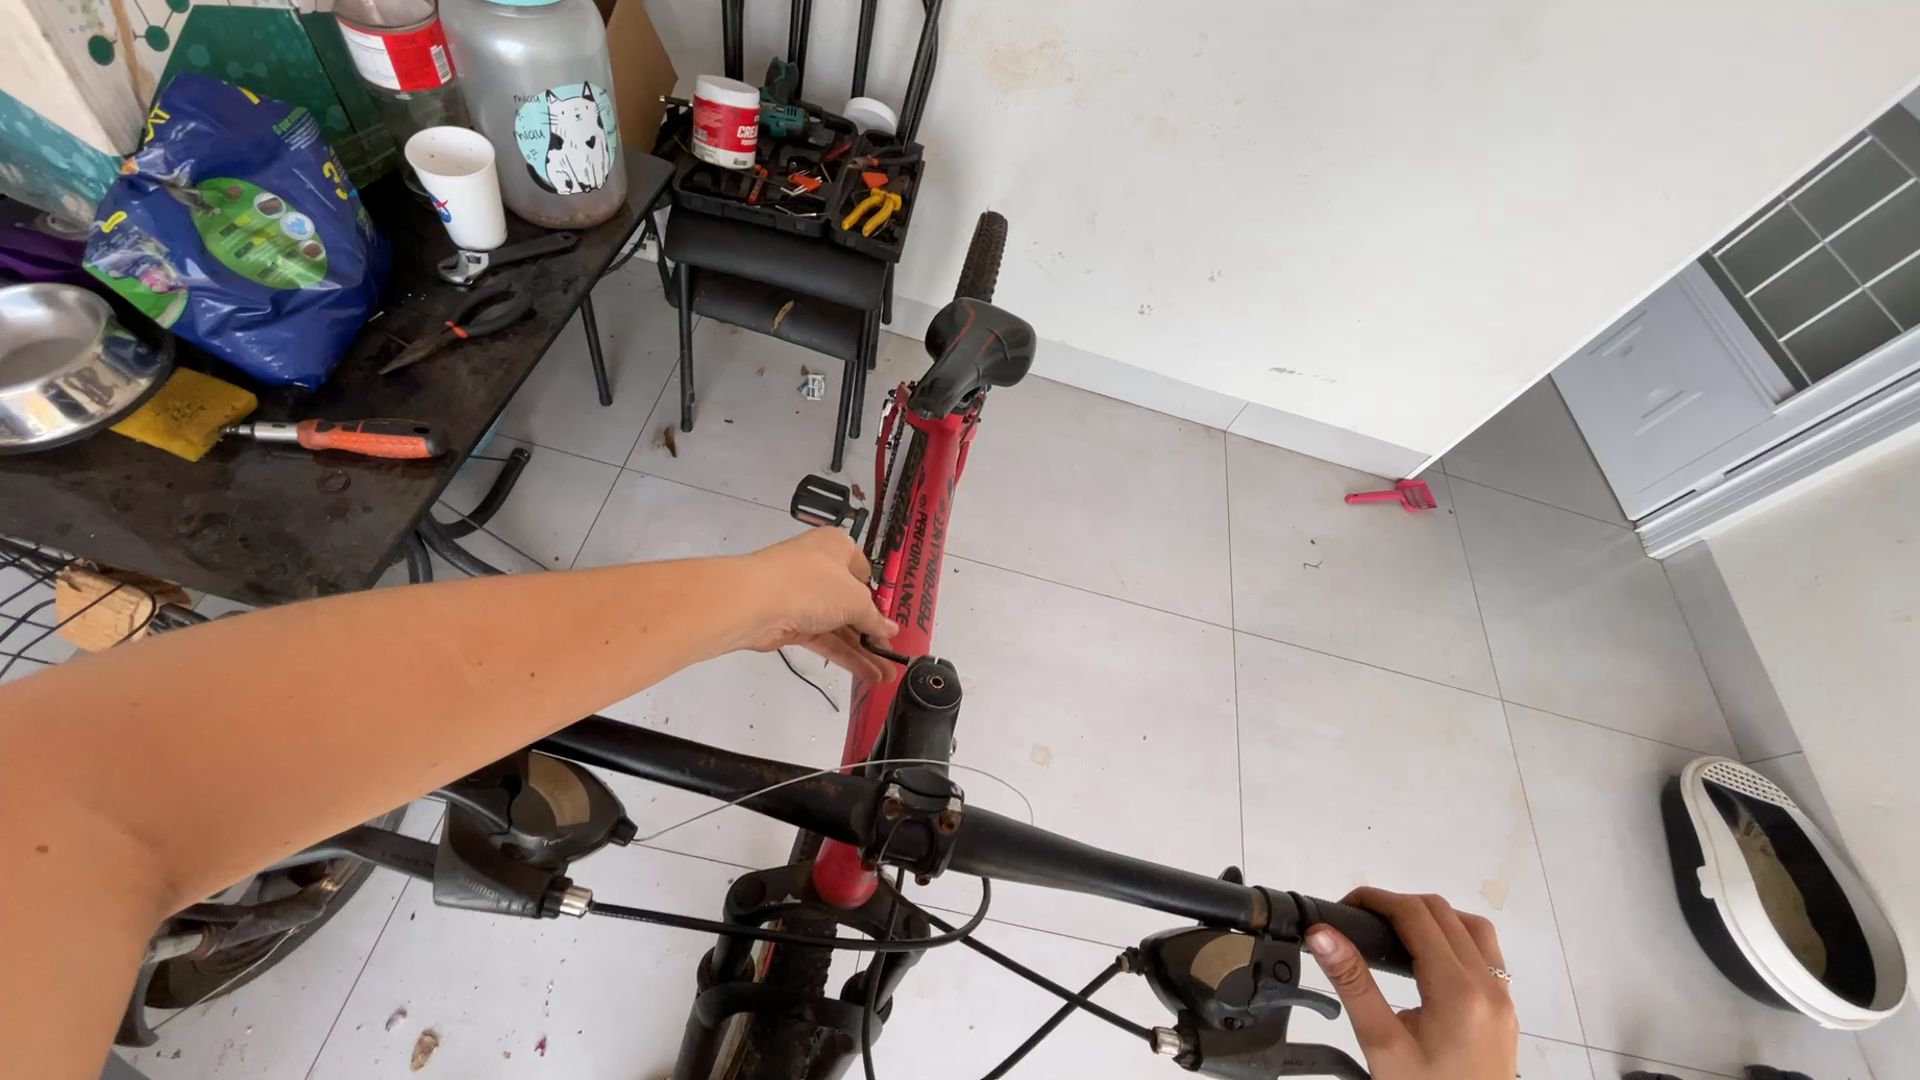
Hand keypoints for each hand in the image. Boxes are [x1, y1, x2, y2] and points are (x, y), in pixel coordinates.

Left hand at [736, 528, 898, 683]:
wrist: (753, 601)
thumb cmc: (813, 585)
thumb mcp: (855, 600)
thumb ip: (874, 618)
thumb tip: (890, 630)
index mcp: (837, 547)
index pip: (864, 571)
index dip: (878, 596)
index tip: (891, 619)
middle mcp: (821, 568)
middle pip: (853, 603)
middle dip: (874, 632)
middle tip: (894, 656)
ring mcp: (804, 597)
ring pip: (840, 626)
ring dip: (863, 651)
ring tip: (887, 675)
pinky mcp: (792, 623)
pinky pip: (825, 639)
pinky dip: (845, 656)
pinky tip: (868, 674)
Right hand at [1308, 887, 1517, 1079]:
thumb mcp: (1381, 1044)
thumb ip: (1352, 982)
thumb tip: (1320, 931)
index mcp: (1458, 990)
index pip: (1414, 914)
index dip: (1374, 899)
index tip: (1342, 909)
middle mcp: (1489, 987)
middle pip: (1441, 912)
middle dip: (1396, 904)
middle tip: (1359, 924)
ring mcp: (1504, 1001)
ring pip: (1471, 927)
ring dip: (1430, 917)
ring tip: (1393, 935)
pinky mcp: (1506, 1014)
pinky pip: (1485, 954)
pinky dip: (1454, 938)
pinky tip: (1427, 961)